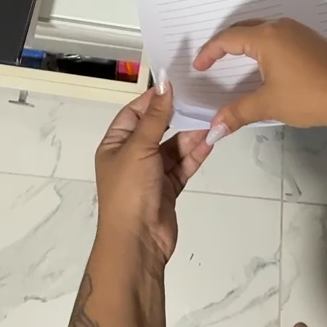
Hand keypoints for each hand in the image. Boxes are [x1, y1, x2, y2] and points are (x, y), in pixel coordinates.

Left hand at [93, 84, 211, 266]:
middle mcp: (131, 156)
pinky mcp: (168, 188)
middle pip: (156, 128)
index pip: (134, 112)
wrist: (137, 243)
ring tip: (211, 117)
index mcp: (115, 144)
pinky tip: (211, 140)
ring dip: (190, 135)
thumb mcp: (140, 148)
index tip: (177, 84)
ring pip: (173, 147)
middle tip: (200, 98)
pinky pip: (183, 165)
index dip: (154, 99)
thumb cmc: (130, 190)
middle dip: (176, 116)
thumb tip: (164, 83)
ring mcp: (150, 173)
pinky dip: (196, 154)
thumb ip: (156, 117)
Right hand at [192, 18, 326, 138]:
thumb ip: (237, 113)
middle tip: (212, 61)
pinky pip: (279, 36)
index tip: (199, 67)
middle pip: (244, 29)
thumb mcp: (268, 105)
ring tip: (235, 63)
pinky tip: (266, 66)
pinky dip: (264, 47)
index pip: (228, 39)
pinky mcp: (311, 40)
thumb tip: (213, 129)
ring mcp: (298, 32)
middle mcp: (281, 27)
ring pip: (263, 31)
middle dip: (225, 44)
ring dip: (246, 43)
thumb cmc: (308, 97)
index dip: (210, 52)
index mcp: (266, 38)